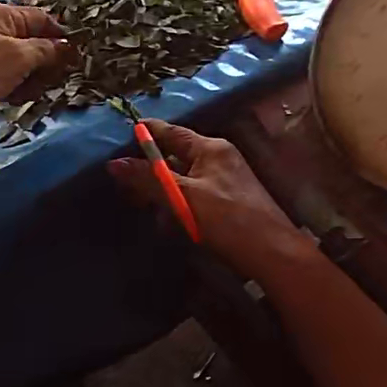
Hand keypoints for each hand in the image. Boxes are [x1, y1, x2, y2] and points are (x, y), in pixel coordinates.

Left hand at [0, 4, 71, 142]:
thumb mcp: (21, 55)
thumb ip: (48, 49)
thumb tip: (67, 47)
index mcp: (0, 14)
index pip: (40, 18)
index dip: (59, 35)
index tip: (74, 54)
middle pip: (31, 41)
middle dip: (44, 61)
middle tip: (52, 77)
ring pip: (21, 63)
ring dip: (31, 78)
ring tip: (29, 90)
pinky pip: (7, 78)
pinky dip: (15, 87)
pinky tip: (14, 97)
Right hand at [107, 120, 306, 276]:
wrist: (273, 254)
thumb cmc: (227, 219)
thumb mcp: (183, 197)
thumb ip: (148, 179)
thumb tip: (114, 164)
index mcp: (210, 148)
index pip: (171, 132)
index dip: (147, 132)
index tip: (123, 134)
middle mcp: (218, 158)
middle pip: (174, 157)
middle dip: (151, 171)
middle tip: (126, 186)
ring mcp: (224, 181)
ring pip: (182, 180)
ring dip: (163, 194)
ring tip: (149, 211)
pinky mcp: (227, 203)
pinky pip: (193, 197)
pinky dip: (179, 206)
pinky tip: (172, 224)